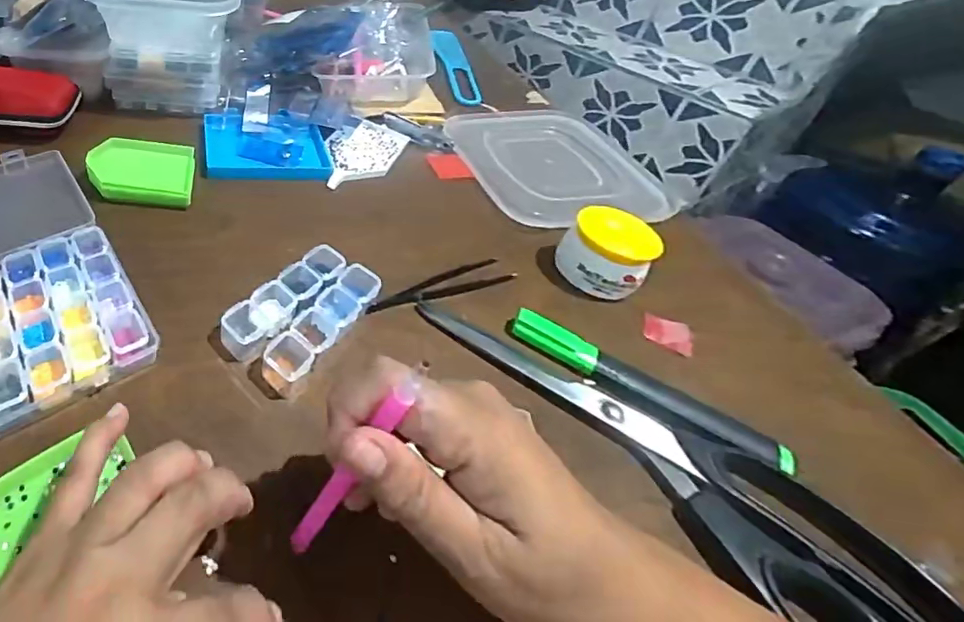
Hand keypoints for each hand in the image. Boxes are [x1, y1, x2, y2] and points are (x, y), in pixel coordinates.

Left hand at [0, 403, 279, 621]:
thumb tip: (223, 612)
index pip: (221, 610)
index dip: (252, 607)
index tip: (266, 609)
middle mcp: (120, 571)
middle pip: (187, 509)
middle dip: (224, 494)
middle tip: (240, 498)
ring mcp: (80, 540)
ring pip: (141, 478)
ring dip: (178, 462)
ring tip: (203, 461)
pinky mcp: (47, 531)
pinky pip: (76, 473)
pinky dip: (97, 438)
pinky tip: (119, 412)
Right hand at [326, 357, 774, 621]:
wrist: (622, 587)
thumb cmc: (551, 579)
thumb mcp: (475, 553)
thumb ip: (411, 492)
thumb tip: (347, 442)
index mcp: (471, 422)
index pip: (382, 377)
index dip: (346, 411)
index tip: (341, 471)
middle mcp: (469, 395)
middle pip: (383, 384)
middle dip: (354, 430)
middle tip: (355, 496)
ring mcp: (474, 403)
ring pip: (394, 398)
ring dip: (371, 443)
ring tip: (373, 505)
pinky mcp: (475, 418)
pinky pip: (415, 414)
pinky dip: (394, 445)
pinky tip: (400, 491)